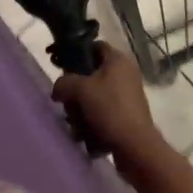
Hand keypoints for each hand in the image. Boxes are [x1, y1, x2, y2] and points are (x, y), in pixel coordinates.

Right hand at [50, 43, 165, 161]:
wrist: (135, 146)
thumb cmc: (109, 109)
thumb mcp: (81, 90)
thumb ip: (64, 83)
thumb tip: (58, 88)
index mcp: (118, 59)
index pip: (93, 46)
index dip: (75, 53)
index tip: (60, 65)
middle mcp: (125, 73)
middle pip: (91, 74)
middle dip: (76, 90)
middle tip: (67, 102)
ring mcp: (127, 95)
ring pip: (95, 96)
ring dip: (81, 109)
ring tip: (76, 123)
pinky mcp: (127, 114)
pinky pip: (103, 112)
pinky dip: (92, 121)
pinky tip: (85, 135)